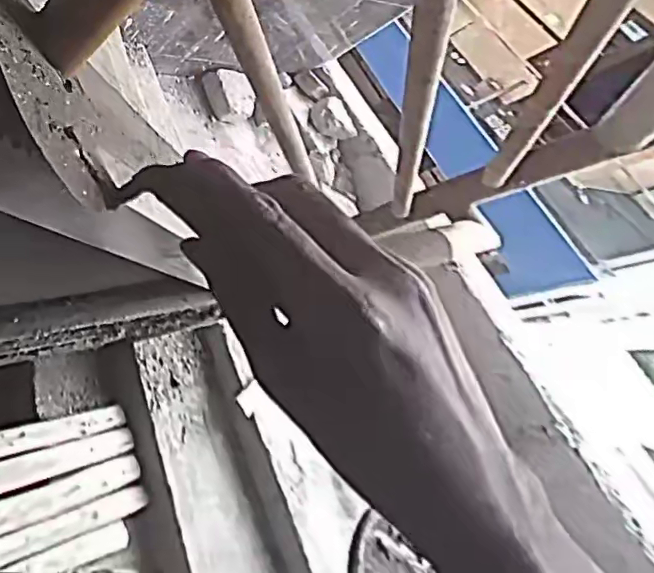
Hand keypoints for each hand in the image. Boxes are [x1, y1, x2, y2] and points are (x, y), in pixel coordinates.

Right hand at [125, 154, 590, 572]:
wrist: (467, 486)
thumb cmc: (372, 448)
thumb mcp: (281, 374)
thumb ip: (239, 297)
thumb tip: (203, 245)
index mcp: (343, 311)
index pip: (266, 222)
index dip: (218, 187)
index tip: (186, 168)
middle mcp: (381, 278)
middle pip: (293, 196)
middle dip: (239, 188)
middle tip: (199, 198)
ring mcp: (404, 272)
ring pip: (318, 208)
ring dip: (266, 205)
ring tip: (231, 228)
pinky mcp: (411, 275)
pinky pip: (342, 229)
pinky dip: (297, 227)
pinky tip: (276, 252)